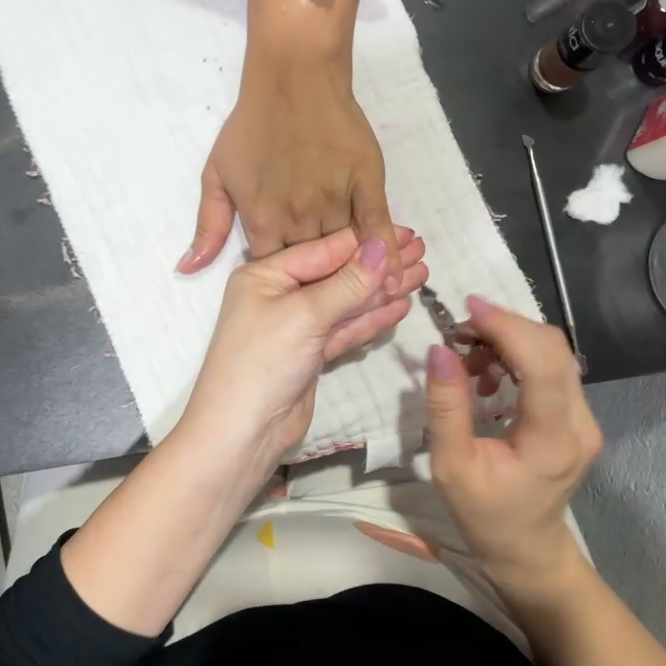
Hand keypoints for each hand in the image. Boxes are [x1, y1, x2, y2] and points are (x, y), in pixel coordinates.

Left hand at [178, 227, 428, 468]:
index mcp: (264, 275)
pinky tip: (399, 306)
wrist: (243, 432)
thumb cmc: (263, 362)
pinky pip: (344, 329)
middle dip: (379, 265)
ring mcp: (295, 327)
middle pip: (337, 275)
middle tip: (423, 252)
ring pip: (345, 303)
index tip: (408, 233)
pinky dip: (371, 319)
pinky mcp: (309, 355)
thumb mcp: (305, 314)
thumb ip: (347, 283)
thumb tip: (382, 246)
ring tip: (422, 275)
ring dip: (381, 291)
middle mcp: (278, 295)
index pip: (323, 249)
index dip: (366, 241)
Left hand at [179, 58, 398, 280]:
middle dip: (319, 284)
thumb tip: (186, 269)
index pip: (273, 270)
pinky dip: (385, 254)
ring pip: (345, 252)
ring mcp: (335, 202)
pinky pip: (377, 228)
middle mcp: (298, 218)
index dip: (282, 281)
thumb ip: (208, 226)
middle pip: (312, 269)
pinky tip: (393, 275)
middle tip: (327, 291)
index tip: (288, 285)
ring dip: (351, 271)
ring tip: (359, 288)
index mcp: (261, 220)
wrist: (294, 77)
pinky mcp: (366, 185)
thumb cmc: (252, 125)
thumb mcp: (216, 175)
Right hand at [424, 296, 602, 580]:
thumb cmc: (485, 515)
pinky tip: (488, 374)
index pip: (542, 365)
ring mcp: (585, 420)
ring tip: (468, 359)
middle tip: (459, 332)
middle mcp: (581, 424)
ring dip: (511, 341)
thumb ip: (447, 408)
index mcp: (553, 440)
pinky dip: (518, 357)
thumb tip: (439, 350)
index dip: (508, 329)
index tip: (469, 308)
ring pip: (555, 355)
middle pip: (554, 350)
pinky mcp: (578, 417)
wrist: (526, 549)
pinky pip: (553, 369)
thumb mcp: (452, 467)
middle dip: (506, 328)